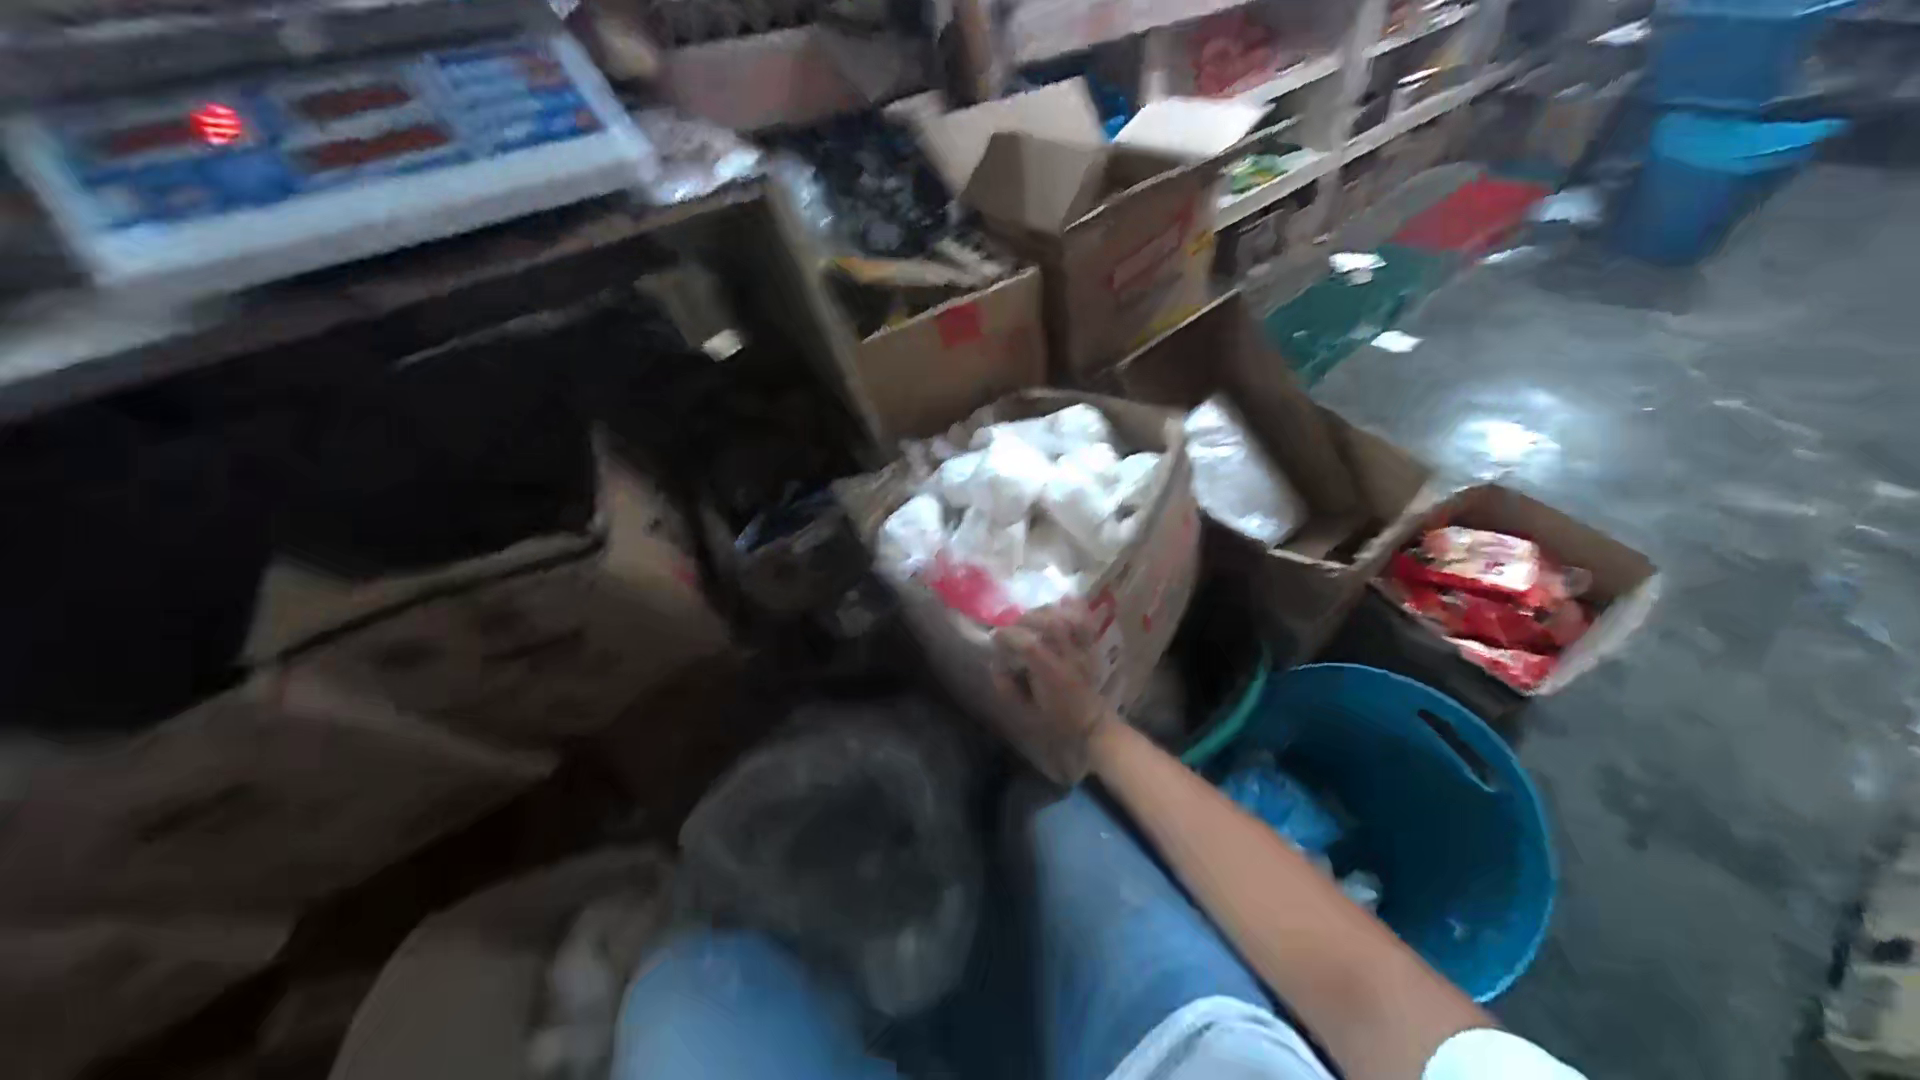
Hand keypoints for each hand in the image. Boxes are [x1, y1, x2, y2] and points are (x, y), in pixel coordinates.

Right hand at [993, 602, 1115, 782]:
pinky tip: (1060, 601)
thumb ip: (1008, 686)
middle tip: (1012, 625)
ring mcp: (1083, 650)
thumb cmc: (1056, 720)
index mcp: (1052, 675)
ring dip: (1046, 611)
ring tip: (1032, 616)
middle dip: (1026, 619)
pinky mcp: (1091, 647)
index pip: (1029, 646)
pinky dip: (1073, 606)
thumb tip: (996, 662)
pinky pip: (1086, 620)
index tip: (994, 636)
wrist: (1092, 724)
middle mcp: (1069, 658)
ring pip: (1068, 618)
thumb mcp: (1025, 710)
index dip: (1008, 636)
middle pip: (1051, 625)